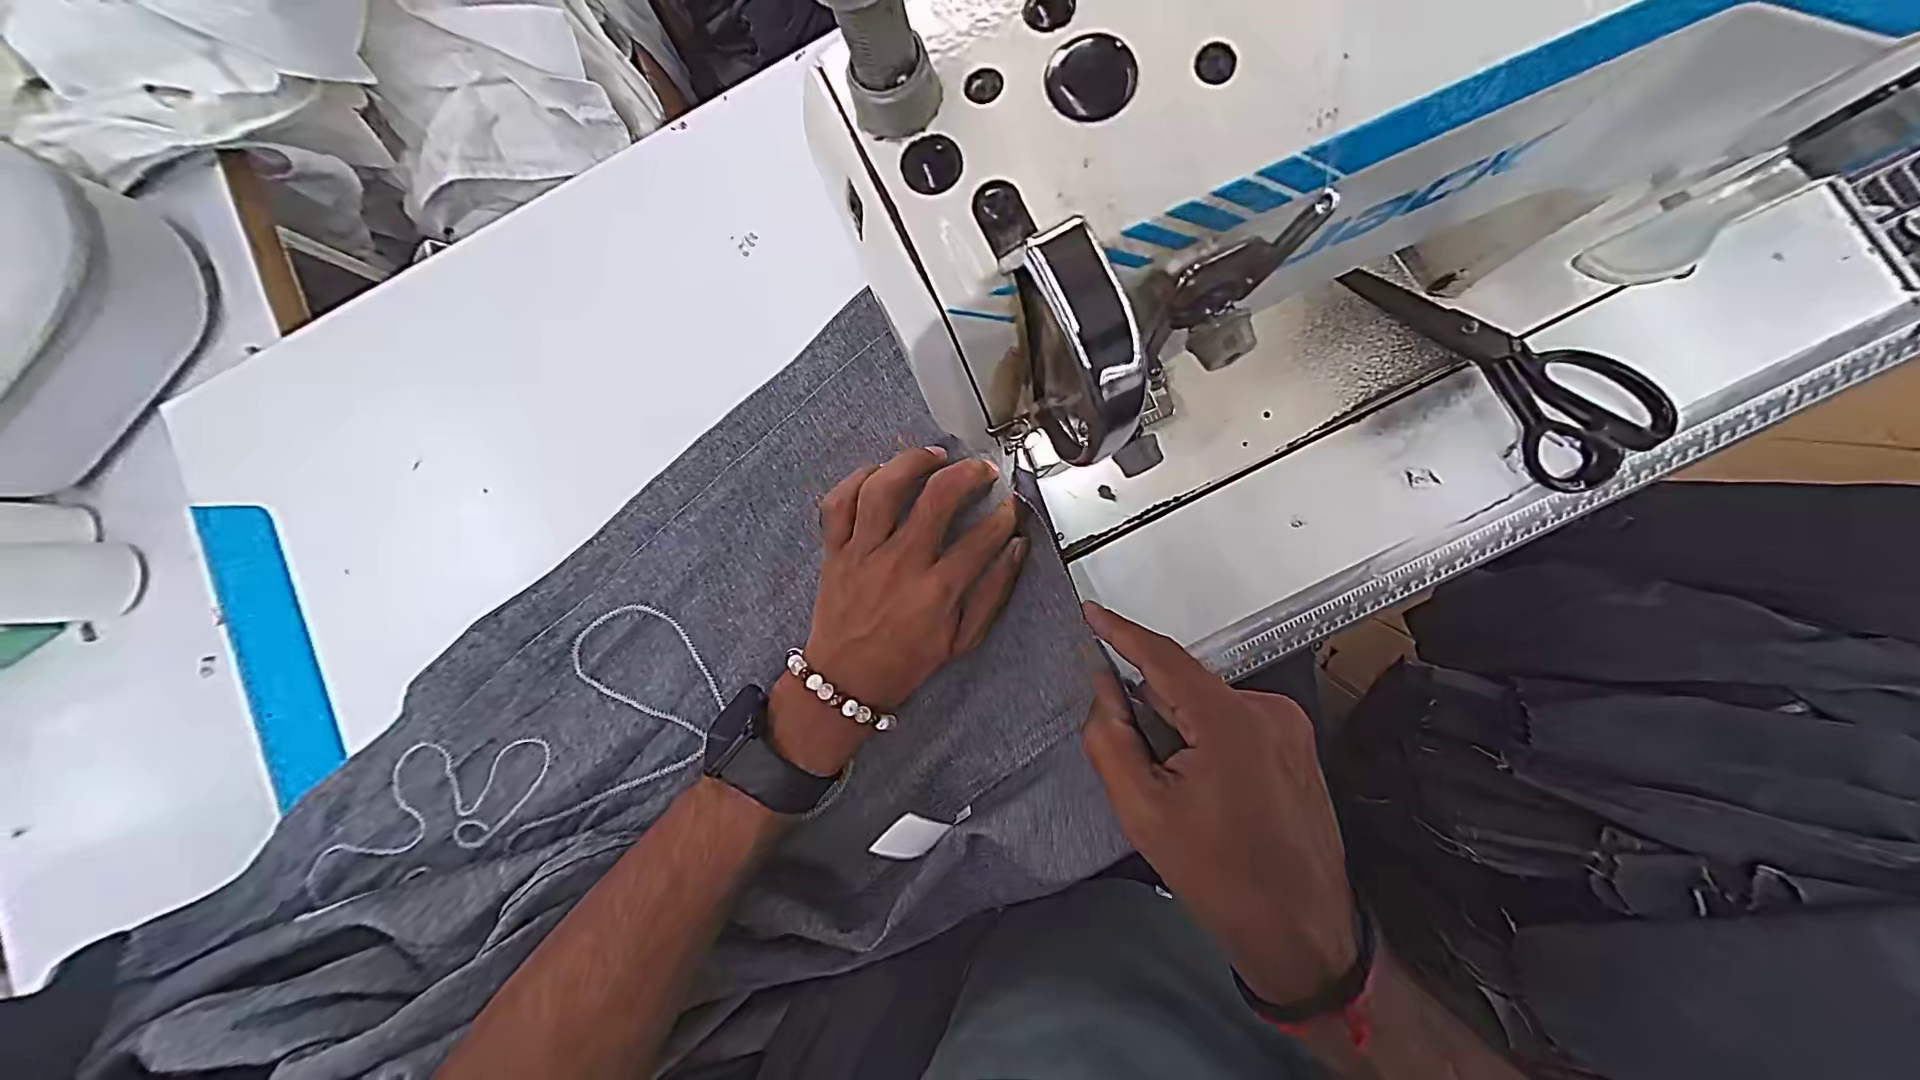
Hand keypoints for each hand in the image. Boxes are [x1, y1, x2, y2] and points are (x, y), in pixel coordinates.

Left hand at [768, 447, 1027, 774]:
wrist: (846, 679)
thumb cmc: (903, 662)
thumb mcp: (961, 640)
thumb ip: (992, 593)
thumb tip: (1015, 550)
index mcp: (935, 592)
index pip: (981, 538)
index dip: (1004, 515)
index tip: (1010, 506)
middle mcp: (899, 565)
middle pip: (937, 498)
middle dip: (968, 474)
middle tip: (981, 470)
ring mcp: (863, 554)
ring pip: (884, 489)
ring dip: (912, 463)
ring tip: (934, 456)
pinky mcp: (836, 551)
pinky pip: (839, 503)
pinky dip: (857, 479)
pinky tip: (880, 472)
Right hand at [1080, 602, 1356, 1005]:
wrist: (1299, 930)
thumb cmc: (1224, 876)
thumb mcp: (1141, 809)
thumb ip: (1110, 738)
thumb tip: (1102, 689)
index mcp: (1230, 722)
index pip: (1162, 657)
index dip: (1121, 631)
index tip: (1094, 613)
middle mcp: (1267, 711)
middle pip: (1183, 683)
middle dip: (1149, 706)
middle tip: (1139, 760)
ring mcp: (1287, 726)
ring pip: (1206, 702)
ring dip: (1179, 726)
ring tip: (1180, 787)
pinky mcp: (1294, 740)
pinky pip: (1232, 717)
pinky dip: (1205, 735)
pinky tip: (1206, 786)